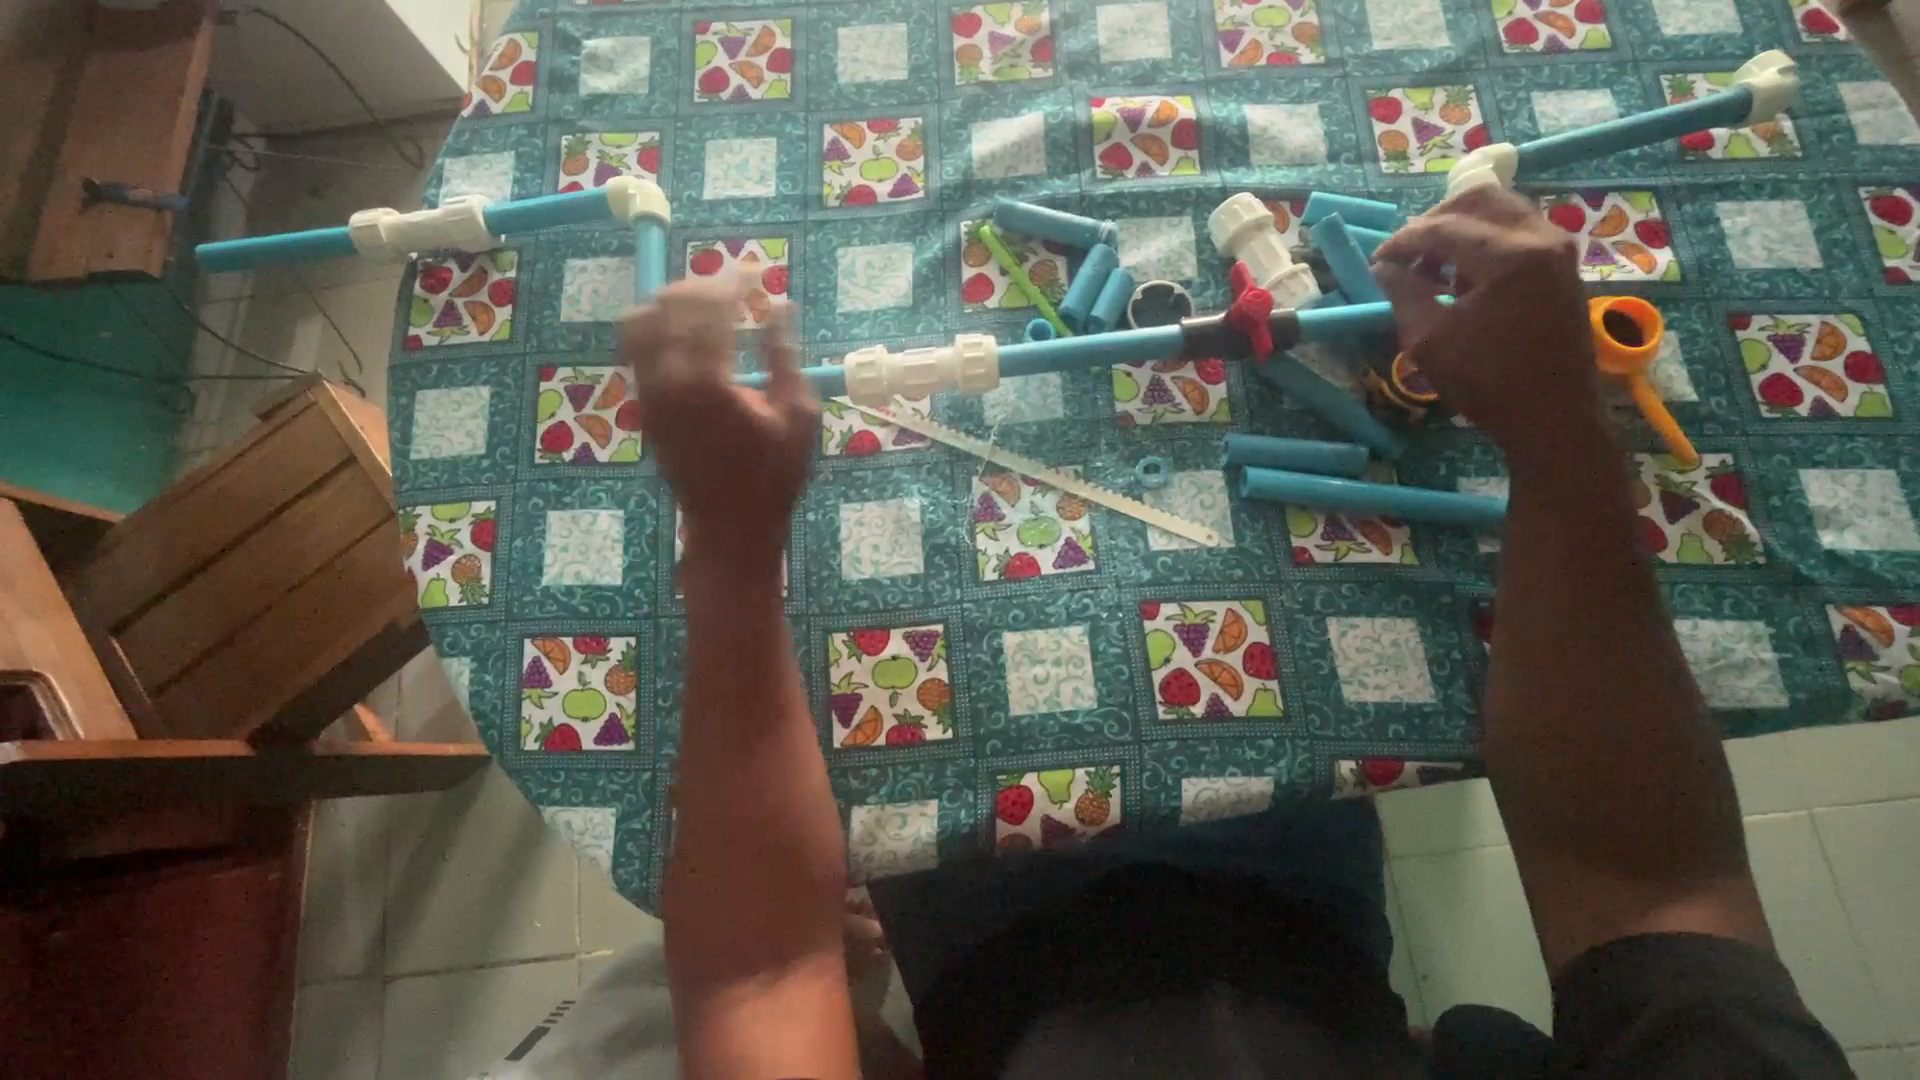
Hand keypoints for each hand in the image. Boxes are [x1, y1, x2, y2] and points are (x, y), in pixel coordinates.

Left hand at [622, 276, 817, 571]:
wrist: (730, 527)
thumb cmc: (773, 477)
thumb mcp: (796, 416)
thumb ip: (784, 356)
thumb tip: (781, 307)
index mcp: (709, 380)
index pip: (712, 306)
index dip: (736, 281)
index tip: (759, 272)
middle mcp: (667, 378)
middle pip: (671, 303)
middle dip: (706, 284)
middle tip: (737, 287)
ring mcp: (648, 392)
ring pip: (640, 320)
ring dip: (673, 301)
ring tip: (707, 305)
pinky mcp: (643, 405)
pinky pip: (636, 348)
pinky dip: (659, 327)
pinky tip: (689, 334)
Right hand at [1372, 187, 1607, 462]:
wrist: (1550, 413)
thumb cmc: (1485, 382)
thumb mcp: (1428, 340)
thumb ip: (1403, 293)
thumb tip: (1385, 267)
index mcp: (1508, 257)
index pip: (1442, 227)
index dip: (1402, 242)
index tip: (1377, 263)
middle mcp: (1540, 238)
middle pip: (1478, 199)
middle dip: (1433, 221)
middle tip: (1406, 255)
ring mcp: (1558, 248)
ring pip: (1501, 209)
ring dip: (1460, 228)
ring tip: (1432, 267)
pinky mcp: (1562, 263)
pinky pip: (1517, 229)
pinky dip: (1483, 239)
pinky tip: (1463, 276)